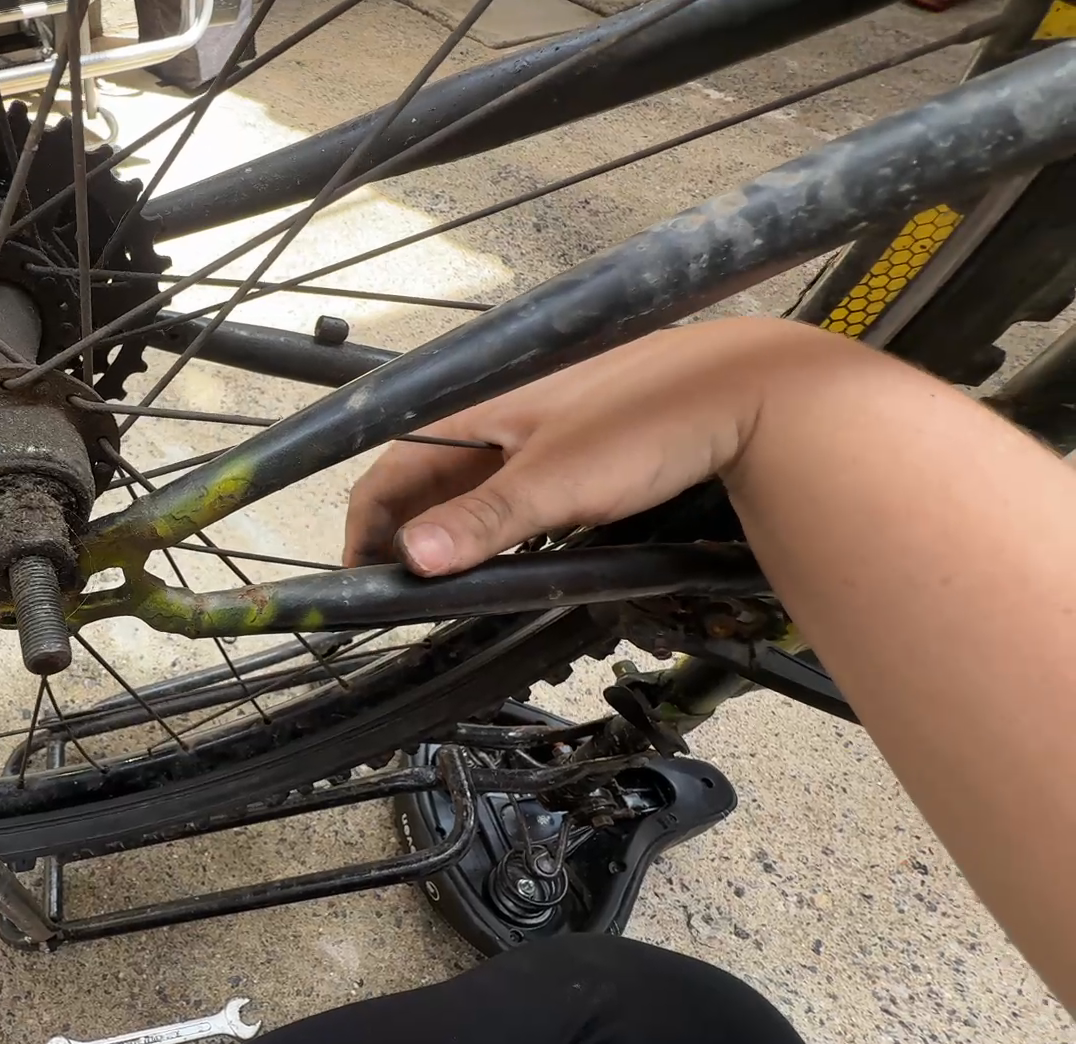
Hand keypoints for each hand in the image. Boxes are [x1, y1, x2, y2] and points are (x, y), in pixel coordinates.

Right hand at [343, 317, 844, 574]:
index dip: (365, 525)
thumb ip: (480, 521)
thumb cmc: (648, 421)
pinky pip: (496, 490)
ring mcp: (522, 433)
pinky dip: (480, 523)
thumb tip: (412, 558)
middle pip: (415, 483)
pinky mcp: (556, 447)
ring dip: (438, 532)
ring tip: (438, 576)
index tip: (360, 573)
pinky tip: (494, 549)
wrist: (750, 391)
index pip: (386, 473)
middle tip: (397, 586)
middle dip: (396, 534)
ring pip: (456, 488)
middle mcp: (485, 421)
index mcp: (468, 417)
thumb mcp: (555, 481)